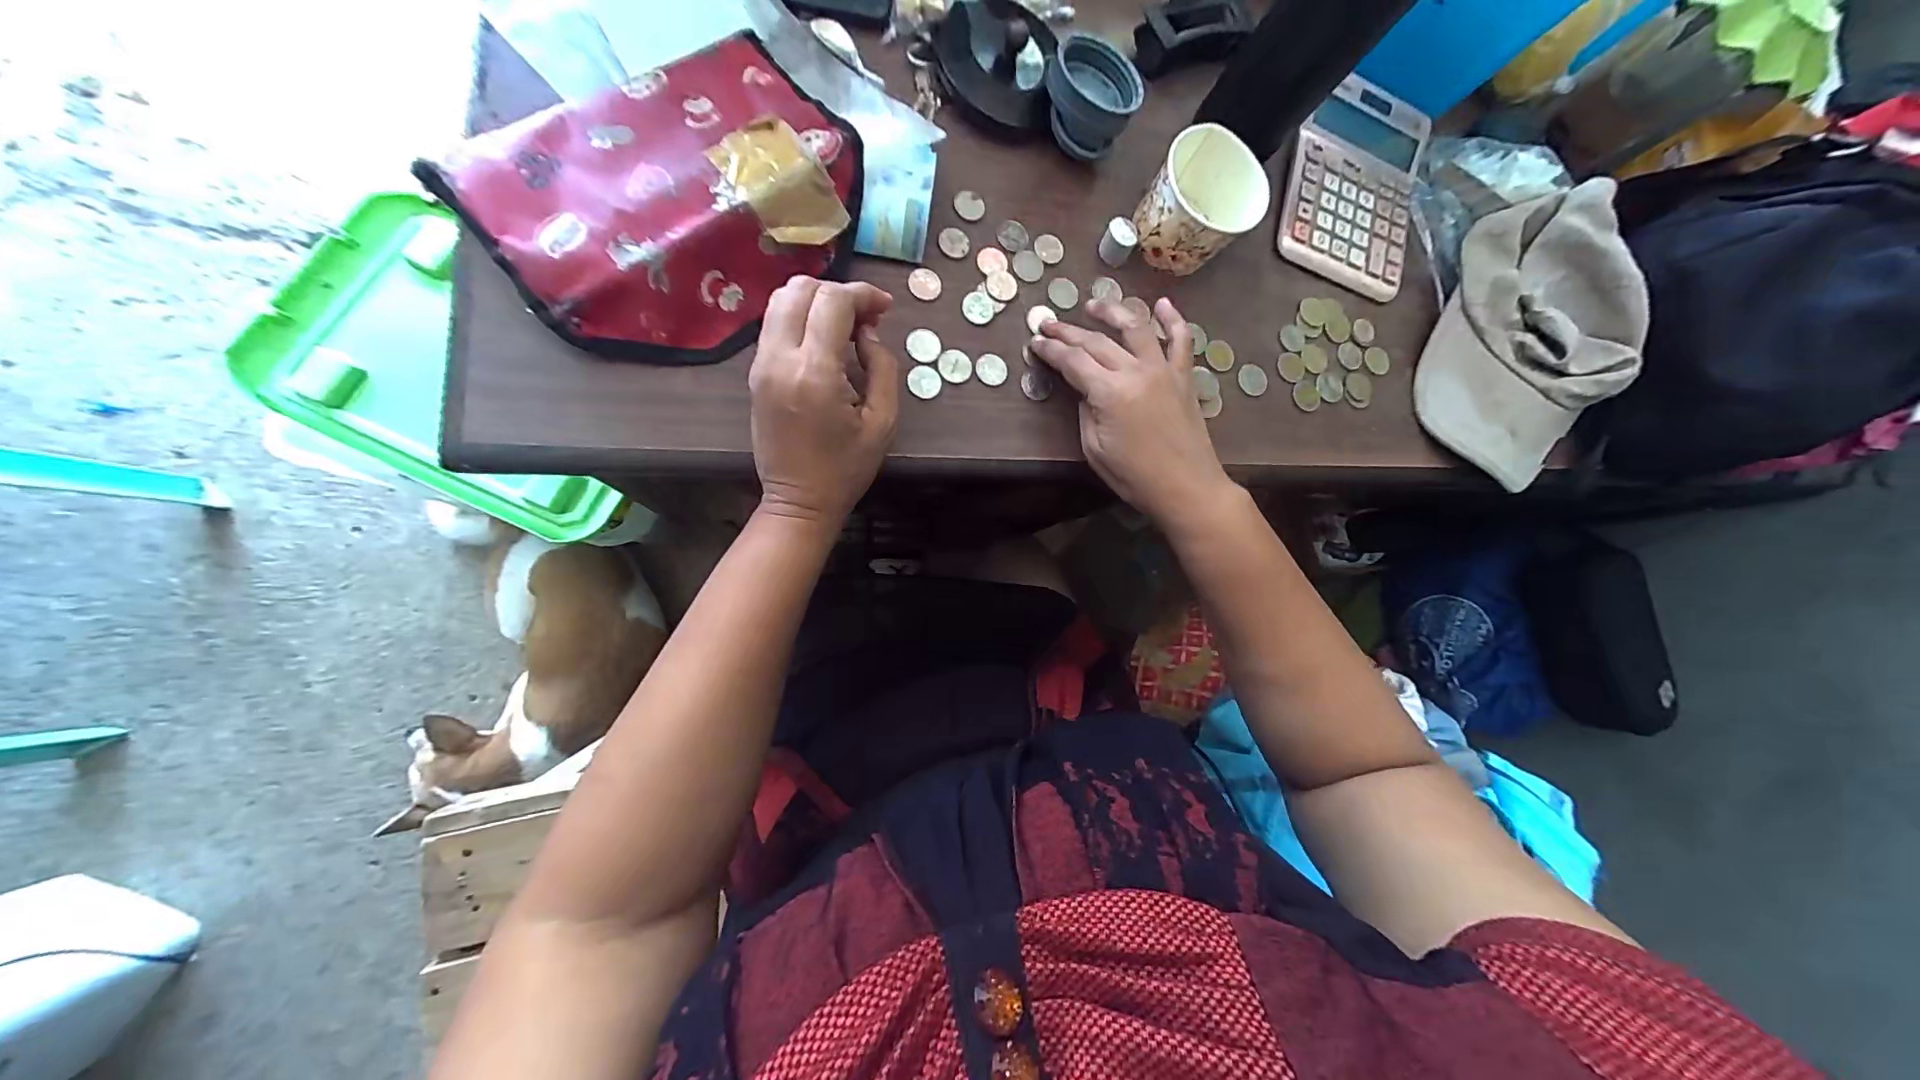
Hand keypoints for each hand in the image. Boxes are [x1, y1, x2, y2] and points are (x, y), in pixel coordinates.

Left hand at [749, 276, 898, 525]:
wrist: (798, 501)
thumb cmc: (846, 468)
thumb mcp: (882, 422)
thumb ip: (882, 367)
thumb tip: (867, 333)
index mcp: (814, 372)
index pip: (833, 302)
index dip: (864, 295)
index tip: (885, 309)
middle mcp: (780, 359)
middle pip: (801, 289)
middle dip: (838, 292)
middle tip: (865, 317)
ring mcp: (761, 364)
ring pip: (780, 300)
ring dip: (816, 301)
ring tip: (844, 326)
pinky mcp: (755, 373)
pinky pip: (774, 324)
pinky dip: (800, 318)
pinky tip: (824, 341)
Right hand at [1029, 296, 1237, 523]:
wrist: (1186, 488)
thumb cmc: (1134, 477)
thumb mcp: (1095, 449)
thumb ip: (1086, 412)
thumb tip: (1086, 391)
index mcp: (1109, 393)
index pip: (1073, 361)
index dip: (1051, 350)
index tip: (1035, 342)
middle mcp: (1136, 371)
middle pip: (1097, 341)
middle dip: (1069, 331)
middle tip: (1049, 323)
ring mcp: (1163, 370)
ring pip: (1136, 328)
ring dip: (1112, 312)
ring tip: (1093, 304)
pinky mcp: (1183, 377)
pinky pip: (1181, 340)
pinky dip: (1173, 319)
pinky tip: (1162, 303)